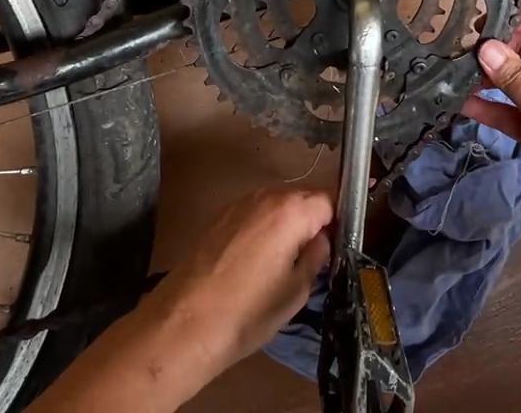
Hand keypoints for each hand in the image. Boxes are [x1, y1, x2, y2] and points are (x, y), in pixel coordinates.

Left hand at [144, 187, 331, 373]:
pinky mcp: (218, 217)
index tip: (337, 245)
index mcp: (292, 210)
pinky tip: (254, 262)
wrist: (182, 325)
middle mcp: (267, 196)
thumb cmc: (247, 312)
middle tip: (312, 258)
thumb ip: (317, 255)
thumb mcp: (296, 291)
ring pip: (277, 206)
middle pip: (303, 199)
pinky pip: (254, 215)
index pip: (330, 199)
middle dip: (312, 222)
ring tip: (282, 263)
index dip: (339, 221)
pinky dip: (262, 230)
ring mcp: (239, 204)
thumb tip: (321, 239)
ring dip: (286, 226)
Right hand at [461, 3, 520, 239]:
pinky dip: (490, 105)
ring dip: (486, 77)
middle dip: (492, 49)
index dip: (511, 19)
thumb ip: (515, 78)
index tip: (477, 27)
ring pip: (514, 78)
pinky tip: (459, 104)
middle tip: (453, 52)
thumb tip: (485, 46)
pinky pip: (511, 107)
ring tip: (450, 75)